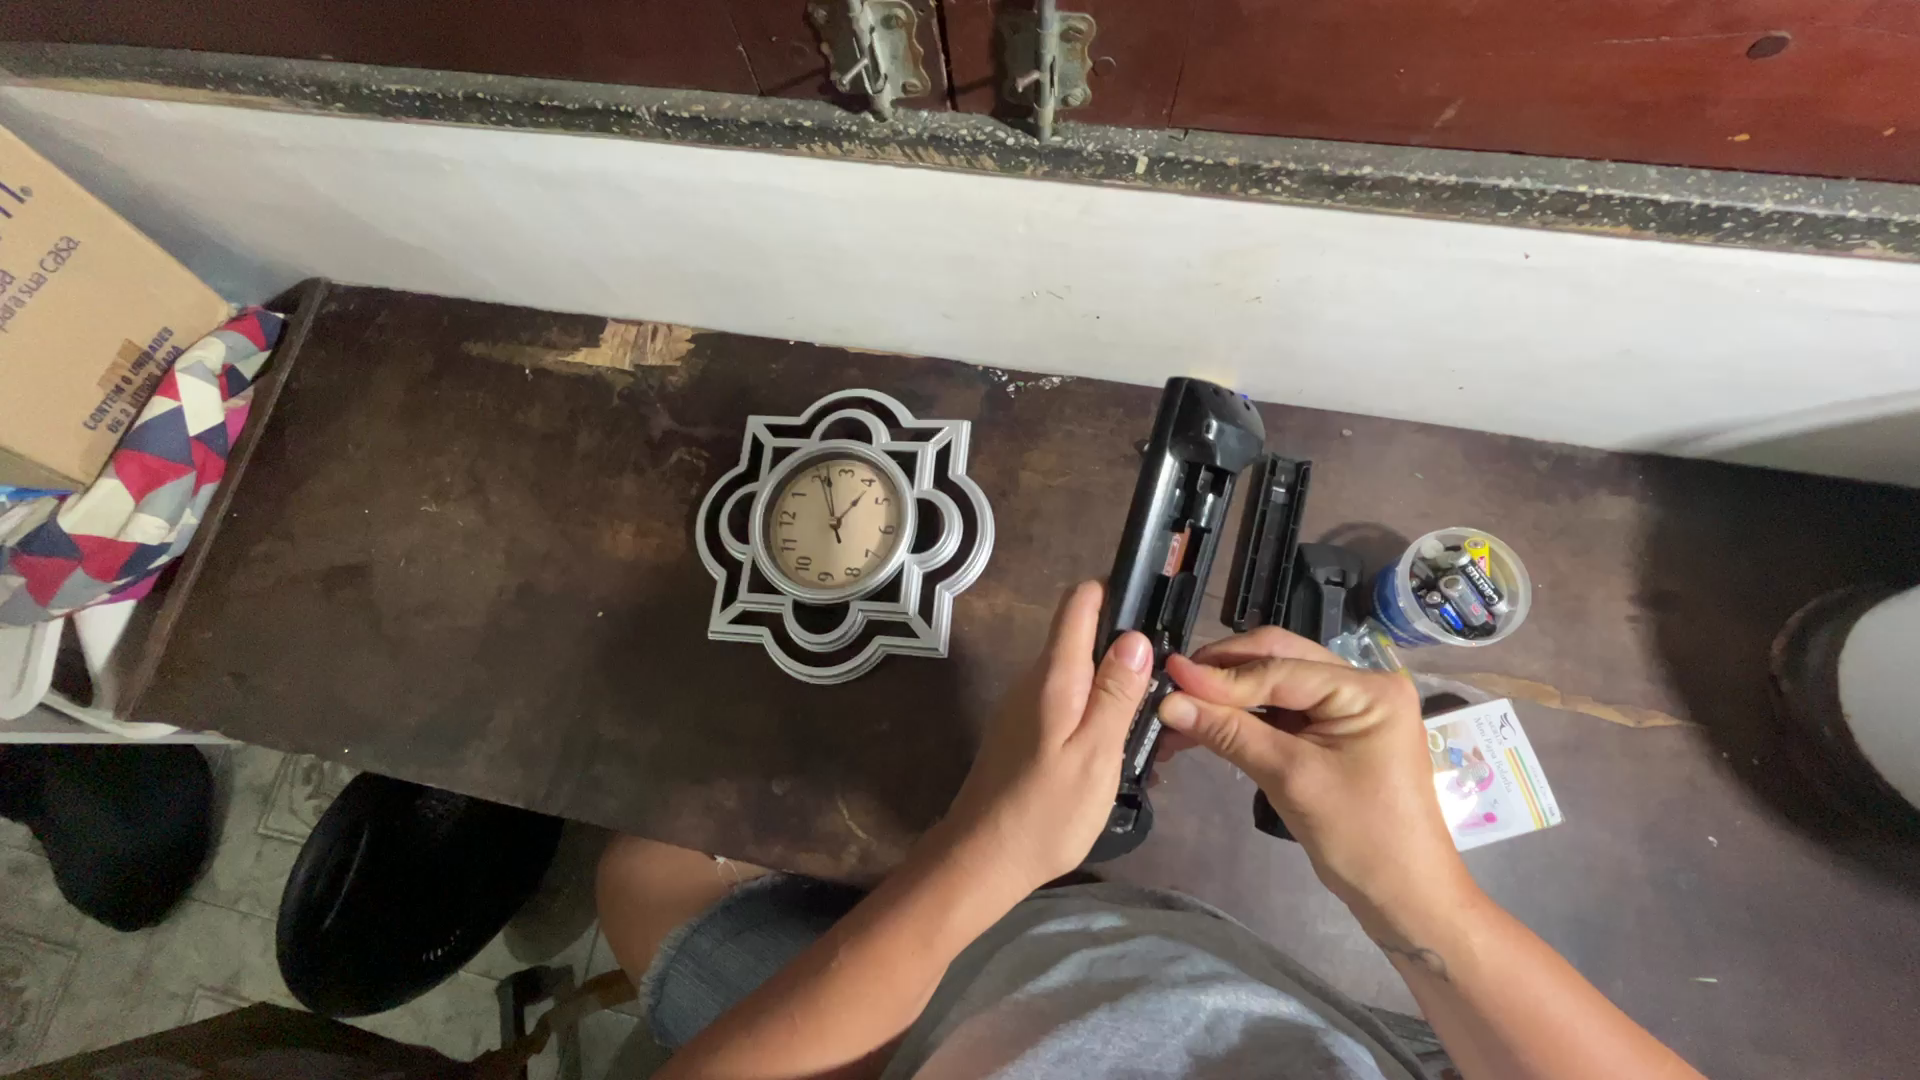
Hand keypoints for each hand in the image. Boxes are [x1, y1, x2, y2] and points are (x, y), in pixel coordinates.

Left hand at [937, 581, 1151, 895]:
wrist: (983, 858)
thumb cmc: (1046, 810)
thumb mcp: (1096, 753)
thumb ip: (1115, 694)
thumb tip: (1135, 636)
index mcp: (1054, 676)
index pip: (1078, 603)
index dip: (1113, 592)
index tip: (1152, 606)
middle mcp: (1034, 679)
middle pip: (1080, 636)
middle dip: (1124, 649)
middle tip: (1167, 683)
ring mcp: (1024, 704)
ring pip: (1076, 673)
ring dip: (1112, 687)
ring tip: (1151, 723)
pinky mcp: (1023, 729)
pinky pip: (1065, 701)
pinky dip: (1094, 712)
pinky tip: (1116, 747)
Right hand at [1156, 627, 1472, 936]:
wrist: (1404, 897)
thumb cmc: (1360, 835)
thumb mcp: (1289, 777)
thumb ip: (1229, 732)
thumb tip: (1168, 702)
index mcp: (1367, 688)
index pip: (1280, 668)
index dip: (1220, 674)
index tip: (1170, 674)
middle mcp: (1359, 684)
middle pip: (1276, 660)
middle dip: (1222, 672)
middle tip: (1173, 682)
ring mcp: (1345, 706)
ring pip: (1272, 682)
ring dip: (1226, 694)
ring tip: (1180, 704)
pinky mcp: (1330, 729)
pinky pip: (1278, 709)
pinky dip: (1241, 715)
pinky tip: (1204, 724)